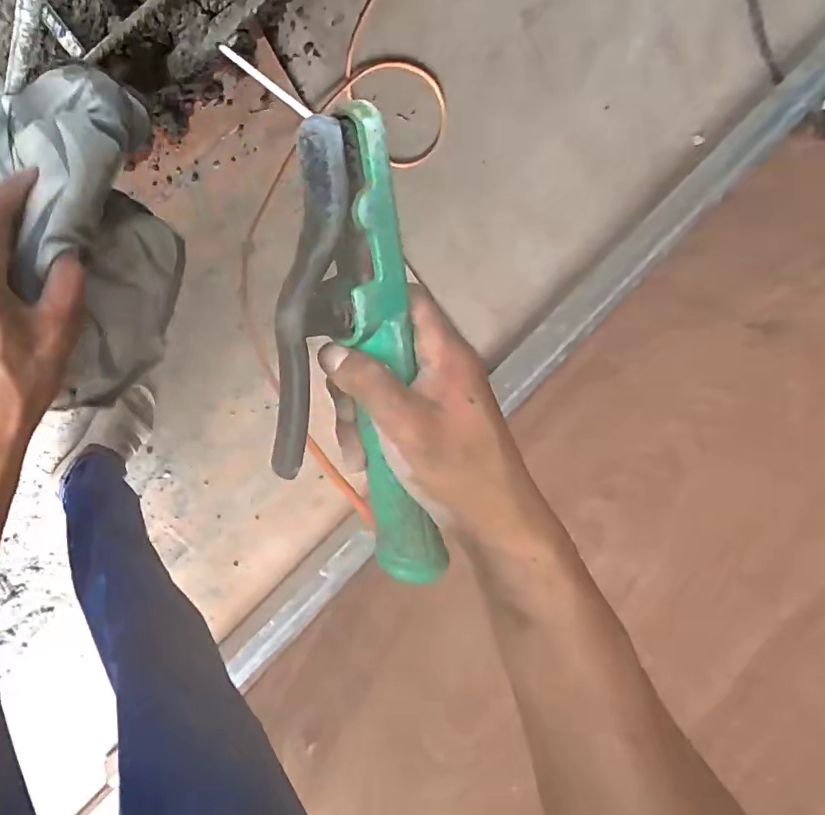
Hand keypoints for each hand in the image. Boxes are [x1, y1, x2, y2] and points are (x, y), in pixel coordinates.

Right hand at [318, 285, 525, 537]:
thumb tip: (330, 349)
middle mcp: (437, 364)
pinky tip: (362, 458)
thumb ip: (367, 380)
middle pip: (381, 343)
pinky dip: (366, 427)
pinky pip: (382, 406)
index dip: (373, 297)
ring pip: (375, 377)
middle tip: (342, 405)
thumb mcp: (404, 423)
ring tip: (354, 448)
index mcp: (444, 353)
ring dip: (354, 409)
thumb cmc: (456, 469)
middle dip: (352, 374)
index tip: (335, 314)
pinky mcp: (422, 418)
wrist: (494, 527)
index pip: (409, 299)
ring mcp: (429, 393)